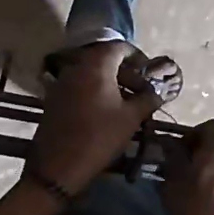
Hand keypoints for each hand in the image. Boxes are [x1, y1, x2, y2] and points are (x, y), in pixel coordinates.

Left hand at [27, 42, 165, 193]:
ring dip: (111, 82)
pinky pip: (80, 85)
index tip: (149, 72)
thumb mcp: (131, 118)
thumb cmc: (99, 137)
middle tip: (141, 89)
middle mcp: (76, 67)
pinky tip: (107, 111)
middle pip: (105, 59)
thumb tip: (159, 91)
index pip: (120, 47)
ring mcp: (62, 83)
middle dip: (126, 71)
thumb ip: (148, 98)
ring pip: (92, 73)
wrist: (57, 167)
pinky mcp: (55, 99)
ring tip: (127, 102)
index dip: (138, 57)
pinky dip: (96, 91)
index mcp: (96, 66)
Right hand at [163, 119, 213, 214]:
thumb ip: (173, 157)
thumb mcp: (174, 182)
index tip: (176, 151)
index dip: (191, 135)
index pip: (208, 126)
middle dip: (201, 152)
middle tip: (182, 167)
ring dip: (212, 167)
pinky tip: (208, 198)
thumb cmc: (196, 210)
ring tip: (194, 185)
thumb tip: (170, 143)